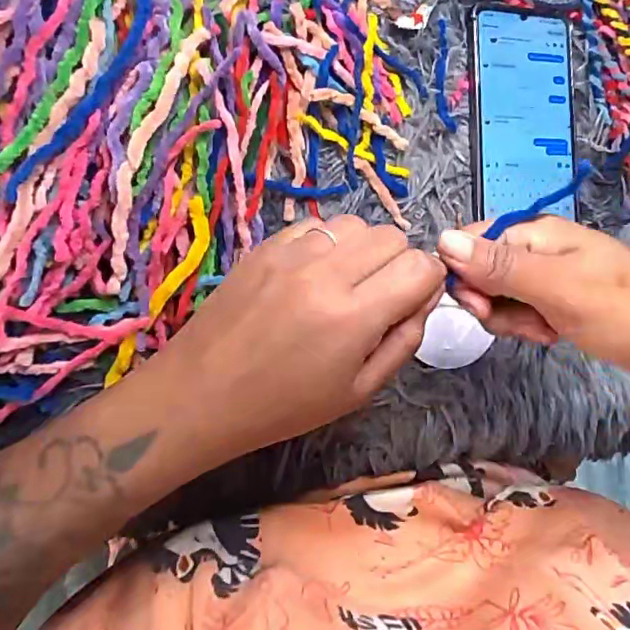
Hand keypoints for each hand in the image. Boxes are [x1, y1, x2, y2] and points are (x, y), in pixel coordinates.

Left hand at [151, 215, 444, 460]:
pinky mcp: (265, 245)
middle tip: (379, 296)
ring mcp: (291, 253)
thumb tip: (427, 297)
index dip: (427, 282)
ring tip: (345, 283)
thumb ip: (404, 340)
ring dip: (364, 249)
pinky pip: (317, 225)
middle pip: (393, 236)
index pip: (420, 266)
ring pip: (356, 224)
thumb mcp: (358, 391)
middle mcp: (325, 273)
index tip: (412, 301)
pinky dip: (328, 243)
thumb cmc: (284, 406)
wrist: (202, 392)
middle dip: (399, 264)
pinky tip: (312, 274)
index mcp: (353, 316)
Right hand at [436, 216, 629, 374]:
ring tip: (548, 331)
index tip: (483, 308)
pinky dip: (532, 325)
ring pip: (502, 295)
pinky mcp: (560, 298)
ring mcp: (549, 274)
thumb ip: (498, 266)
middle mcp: (537, 247)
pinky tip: (554, 335)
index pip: (471, 243)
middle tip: (528, 324)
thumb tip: (441, 239)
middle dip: (495, 304)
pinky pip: (525, 309)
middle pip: (483, 271)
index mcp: (534, 232)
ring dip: (515, 320)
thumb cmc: (625, 310)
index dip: (466, 276)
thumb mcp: (556, 289)